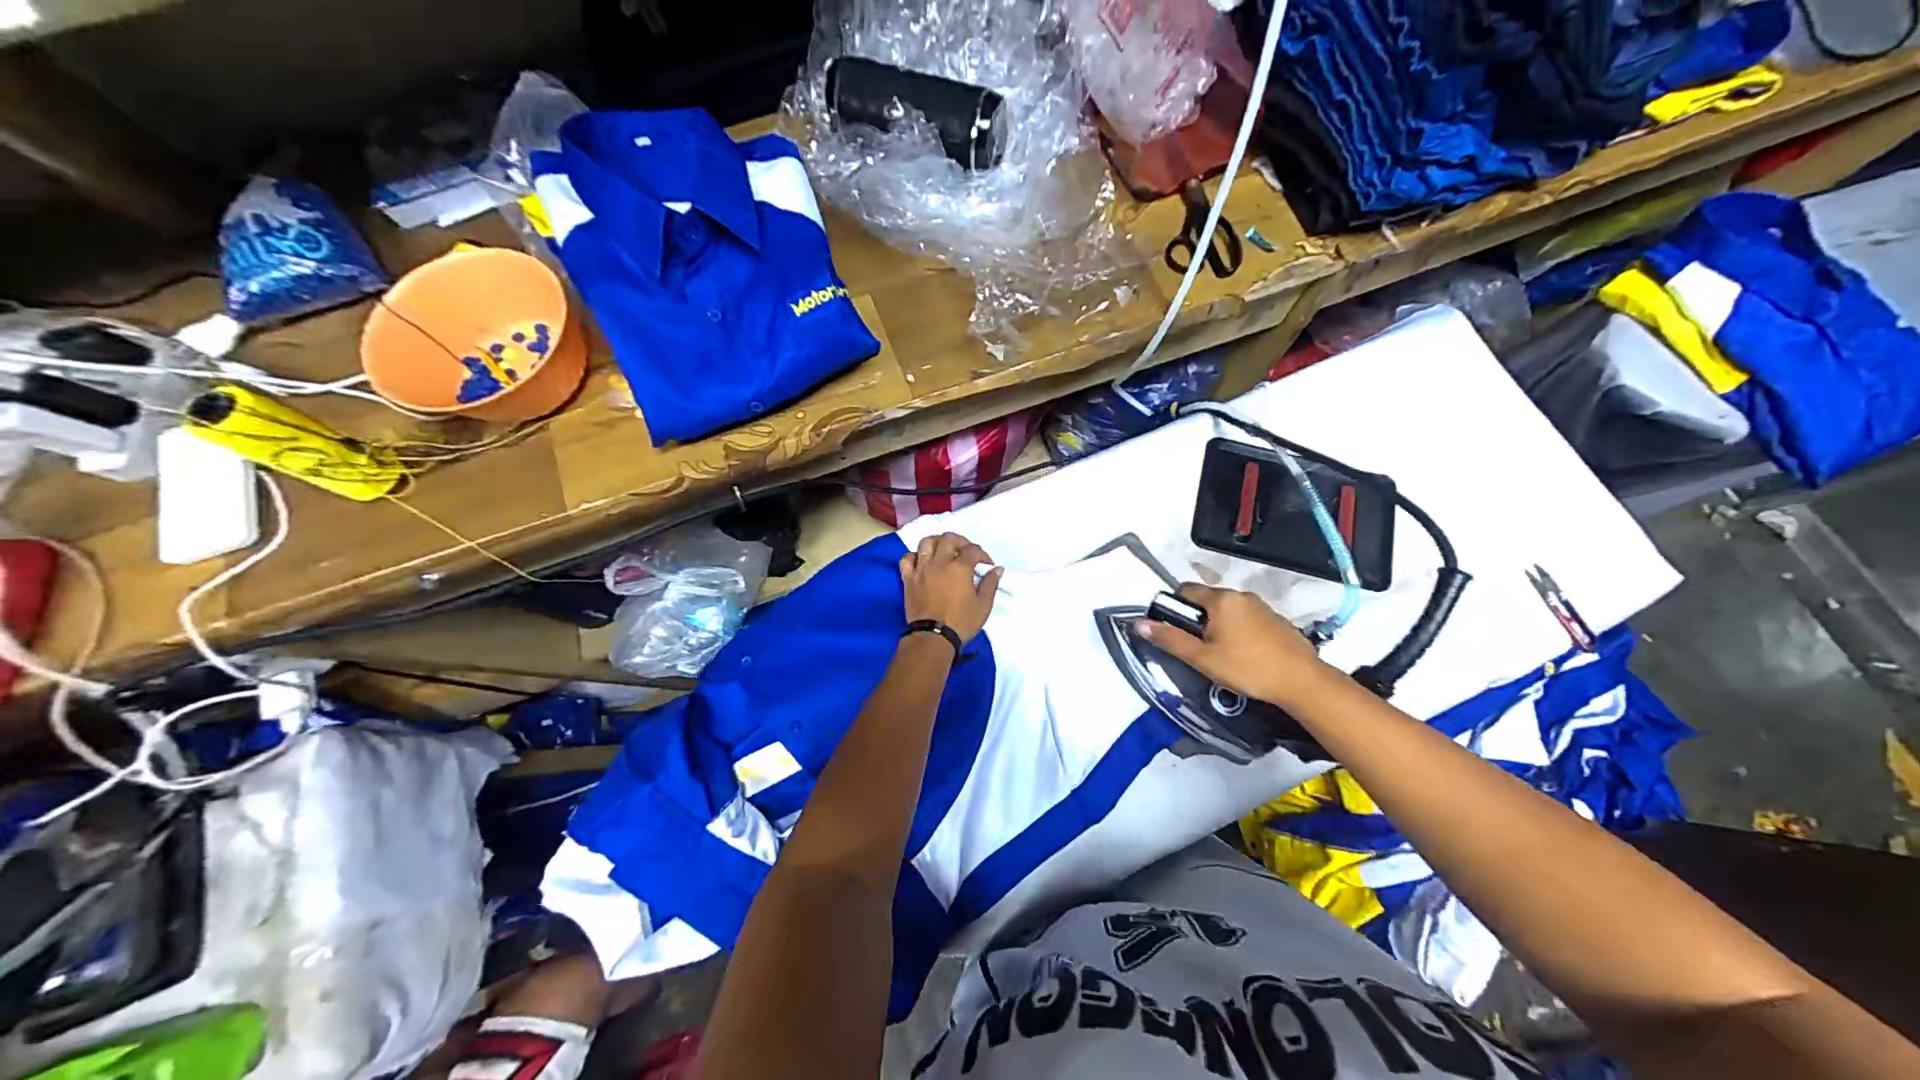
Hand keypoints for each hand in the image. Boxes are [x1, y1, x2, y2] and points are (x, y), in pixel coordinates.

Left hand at [899, 533, 1003, 645]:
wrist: (933, 637)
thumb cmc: (961, 622)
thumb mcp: (983, 605)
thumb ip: (990, 584)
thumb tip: (997, 569)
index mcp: (960, 568)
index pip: (973, 550)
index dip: (982, 554)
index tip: (986, 565)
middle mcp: (939, 562)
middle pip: (948, 538)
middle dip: (961, 541)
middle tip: (966, 552)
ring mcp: (921, 569)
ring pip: (926, 542)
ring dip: (937, 542)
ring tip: (944, 551)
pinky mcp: (908, 578)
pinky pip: (907, 559)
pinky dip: (914, 556)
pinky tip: (922, 561)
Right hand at [1136, 583, 1338, 710]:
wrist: (1302, 682)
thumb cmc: (1247, 668)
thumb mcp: (1202, 659)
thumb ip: (1170, 639)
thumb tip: (1140, 624)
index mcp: (1221, 599)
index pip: (1185, 590)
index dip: (1174, 608)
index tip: (1175, 632)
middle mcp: (1241, 595)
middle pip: (1207, 600)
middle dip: (1198, 620)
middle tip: (1198, 650)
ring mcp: (1263, 606)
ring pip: (1228, 611)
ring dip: (1219, 626)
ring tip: (1221, 655)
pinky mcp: (1277, 621)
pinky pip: (1247, 619)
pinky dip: (1239, 631)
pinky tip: (1245, 656)